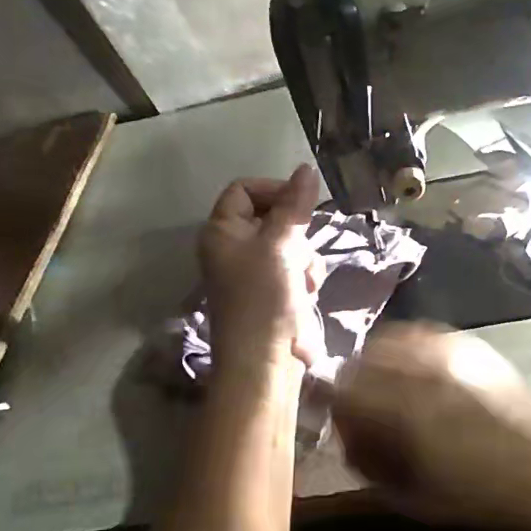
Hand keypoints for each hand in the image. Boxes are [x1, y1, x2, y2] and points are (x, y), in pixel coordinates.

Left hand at [199, 165, 325, 372]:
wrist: (265, 361)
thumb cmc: (264, 297)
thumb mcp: (281, 245)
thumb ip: (295, 206)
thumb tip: (306, 169)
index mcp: (222, 231)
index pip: (244, 190)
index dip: (273, 189)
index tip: (301, 203)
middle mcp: (233, 247)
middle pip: (272, 216)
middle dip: (296, 232)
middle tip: (301, 248)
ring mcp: (254, 271)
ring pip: (290, 243)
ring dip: (305, 257)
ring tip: (305, 280)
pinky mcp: (273, 292)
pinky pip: (295, 269)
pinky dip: (304, 277)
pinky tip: (307, 292)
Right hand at [331, 323, 530, 530]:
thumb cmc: (481, 494)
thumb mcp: (416, 495)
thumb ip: (371, 465)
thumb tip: (347, 441)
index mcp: (405, 411)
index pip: (342, 387)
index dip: (325, 398)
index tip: (325, 411)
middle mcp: (423, 371)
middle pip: (361, 359)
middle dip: (352, 382)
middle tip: (359, 406)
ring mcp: (449, 352)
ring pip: (389, 340)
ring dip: (378, 363)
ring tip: (387, 387)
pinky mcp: (471, 345)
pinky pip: (422, 334)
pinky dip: (408, 350)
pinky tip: (417, 373)